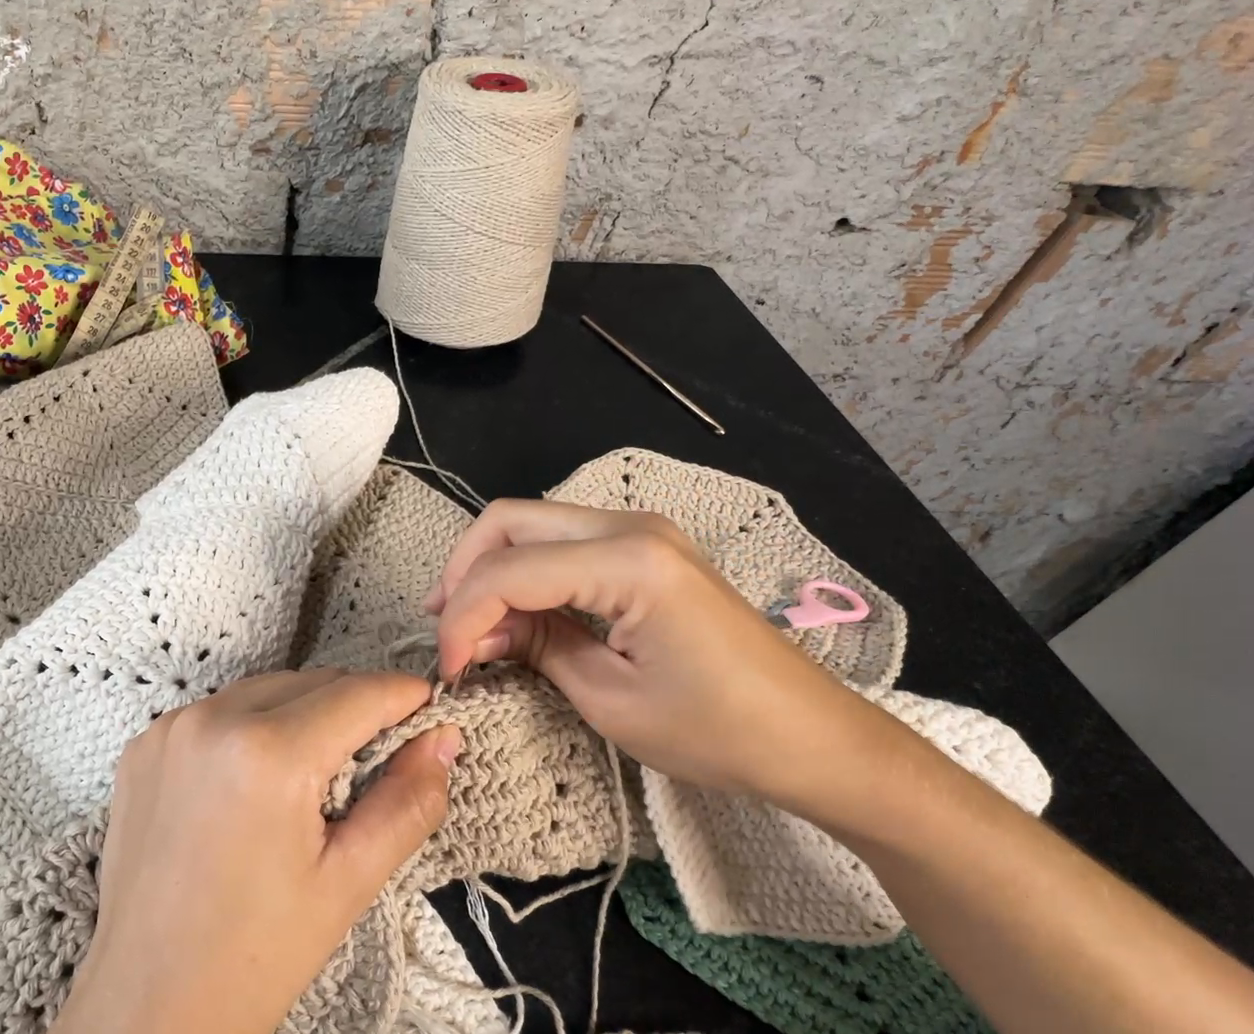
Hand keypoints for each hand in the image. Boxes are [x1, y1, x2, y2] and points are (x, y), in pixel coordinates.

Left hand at [52, 668, 460, 1033]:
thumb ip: (407, 802)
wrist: (148, 1003)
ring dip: (302, 714)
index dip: (404, 697)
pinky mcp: (143, 746)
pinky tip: (256, 783)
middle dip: (355, 708)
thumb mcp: (348, 882)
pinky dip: (249, 729)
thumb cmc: (253, 956)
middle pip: (312, 683)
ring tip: (316, 776)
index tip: (431, 711)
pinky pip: (217, 713)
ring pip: (264, 691)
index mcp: (268, 755)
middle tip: (379, 756)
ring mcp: (169, 730)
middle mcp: (212, 722)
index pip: (358, 693)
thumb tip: (443, 739)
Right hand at [427, 499, 884, 802]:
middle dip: (464, 572)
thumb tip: (478, 631)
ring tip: (471, 625)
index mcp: (628, 560)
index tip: (450, 668)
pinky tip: (514, 613)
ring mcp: (642, 531)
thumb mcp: (609, 699)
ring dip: (491, 567)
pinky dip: (526, 572)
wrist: (814, 738)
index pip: (508, 570)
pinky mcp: (648, 548)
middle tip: (445, 629)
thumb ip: (535, 647)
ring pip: (532, 524)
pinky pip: (563, 543)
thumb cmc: (718, 732)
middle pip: (510, 520)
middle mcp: (631, 525)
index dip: (463, 615)